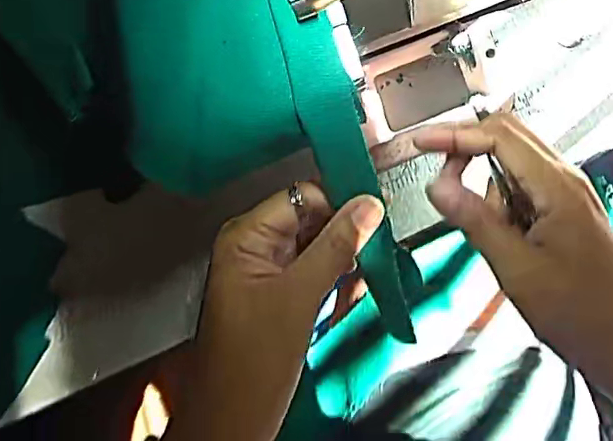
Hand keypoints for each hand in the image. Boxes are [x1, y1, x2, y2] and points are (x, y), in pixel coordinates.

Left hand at [168, 183, 384, 440]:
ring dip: (348, 255)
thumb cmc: (250, 369)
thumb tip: (369, 204)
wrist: (232, 433)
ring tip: (372, 266)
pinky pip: (318, 270)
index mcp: (246, 236)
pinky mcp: (283, 295)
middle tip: (380, 239)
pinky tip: (360, 285)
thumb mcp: (299, 299)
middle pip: (314, 218)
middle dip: (348, 230)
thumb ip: (336, 245)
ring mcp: (269, 271)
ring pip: (320, 244)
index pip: (304, 196)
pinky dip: (340, 276)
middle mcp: (255, 246)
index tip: (376, 209)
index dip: (340, 201)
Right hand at [411, 114, 612, 370]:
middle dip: (468, 146)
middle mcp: (566, 176)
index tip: (421, 142)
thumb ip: (475, 221)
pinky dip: (504, 198)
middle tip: (440, 172)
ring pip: (515, 159)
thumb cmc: (581, 313)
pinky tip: (506, 234)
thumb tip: (437, 185)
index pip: (497, 135)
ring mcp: (569, 189)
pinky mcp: (567, 206)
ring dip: (488, 179)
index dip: (455, 134)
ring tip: (487, 229)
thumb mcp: (516, 269)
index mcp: (557, 184)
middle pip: (508, 134)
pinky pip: (526, 183)